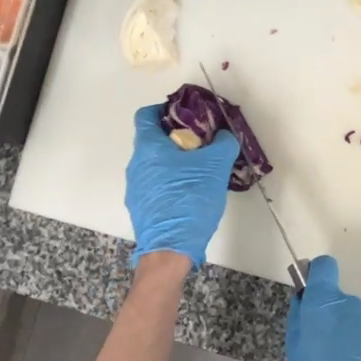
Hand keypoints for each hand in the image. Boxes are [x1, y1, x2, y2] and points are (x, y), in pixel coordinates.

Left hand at [124, 103, 240, 266]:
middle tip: (201, 146)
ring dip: (173, 164)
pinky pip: (155, 187)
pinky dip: (169, 184)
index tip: (186, 117)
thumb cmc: (189, 200)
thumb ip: (223, 144)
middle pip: (153, 142)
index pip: (146, 116)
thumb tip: (225, 135)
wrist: (170, 249)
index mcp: (148, 148)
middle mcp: (136, 165)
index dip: (165, 111)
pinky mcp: (140, 209)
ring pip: (154, 166)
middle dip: (176, 140)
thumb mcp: (215, 167)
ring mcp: (135, 189)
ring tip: (198, 173)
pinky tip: (189, 196)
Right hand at [286, 255, 360, 360]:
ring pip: (352, 321)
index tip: (308, 296)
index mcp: (325, 304)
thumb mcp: (299, 357)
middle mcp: (351, 305)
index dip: (314, 276)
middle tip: (320, 352)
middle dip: (326, 320)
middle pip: (335, 302)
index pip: (322, 267)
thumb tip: (301, 303)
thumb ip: (298, 324)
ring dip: (345, 337)